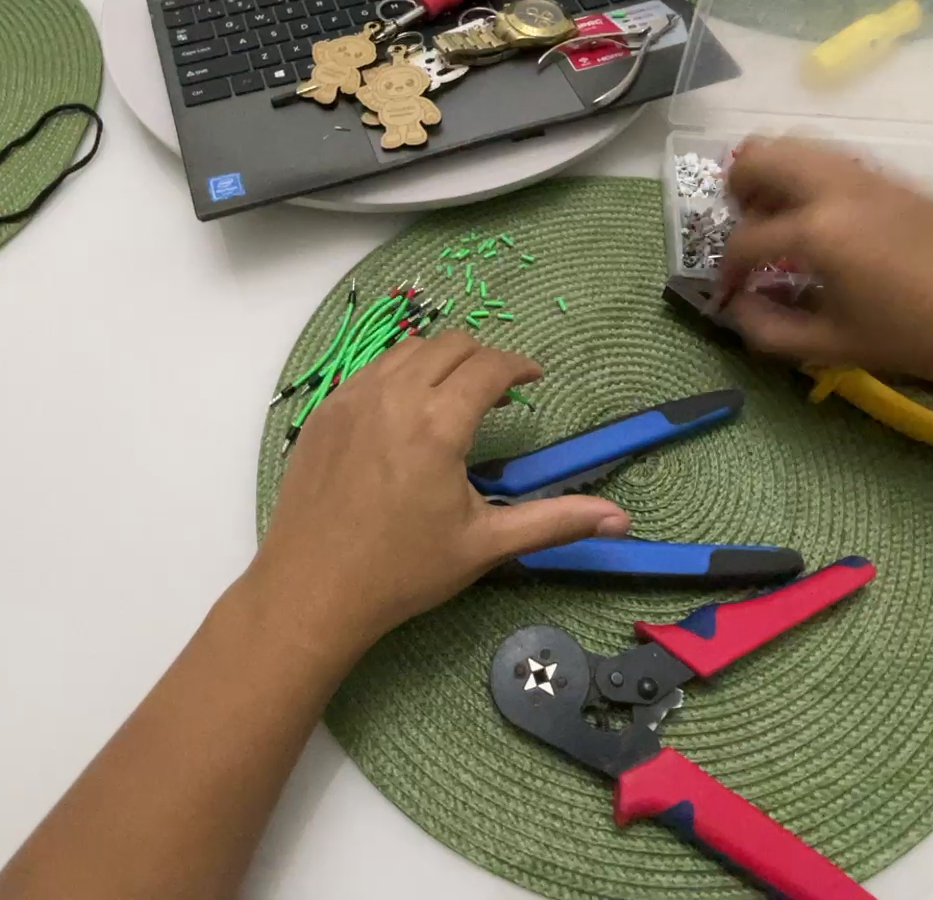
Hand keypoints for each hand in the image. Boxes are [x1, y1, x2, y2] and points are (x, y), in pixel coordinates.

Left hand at [250, 332, 631, 656]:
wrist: (312, 588)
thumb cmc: (403, 570)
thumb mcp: (485, 544)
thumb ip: (554, 522)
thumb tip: (621, 520)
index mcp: (438, 424)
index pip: (488, 367)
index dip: (519, 365)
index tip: (533, 378)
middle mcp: (395, 395)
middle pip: (451, 344)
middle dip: (483, 358)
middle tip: (497, 394)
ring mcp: (352, 397)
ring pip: (408, 350)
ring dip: (441, 361)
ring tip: (453, 398)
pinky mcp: (325, 409)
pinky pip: (371, 368)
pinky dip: (400, 373)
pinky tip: (404, 413)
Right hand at [718, 137, 932, 377]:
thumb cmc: (921, 333)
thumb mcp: (835, 346)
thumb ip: (769, 331)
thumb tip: (736, 309)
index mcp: (817, 232)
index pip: (745, 240)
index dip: (726, 271)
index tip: (728, 295)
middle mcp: (835, 187)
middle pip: (758, 158)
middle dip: (737, 194)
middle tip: (745, 232)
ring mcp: (867, 174)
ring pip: (795, 146)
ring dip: (770, 178)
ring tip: (778, 222)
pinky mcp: (893, 176)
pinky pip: (830, 158)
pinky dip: (805, 178)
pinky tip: (822, 222)